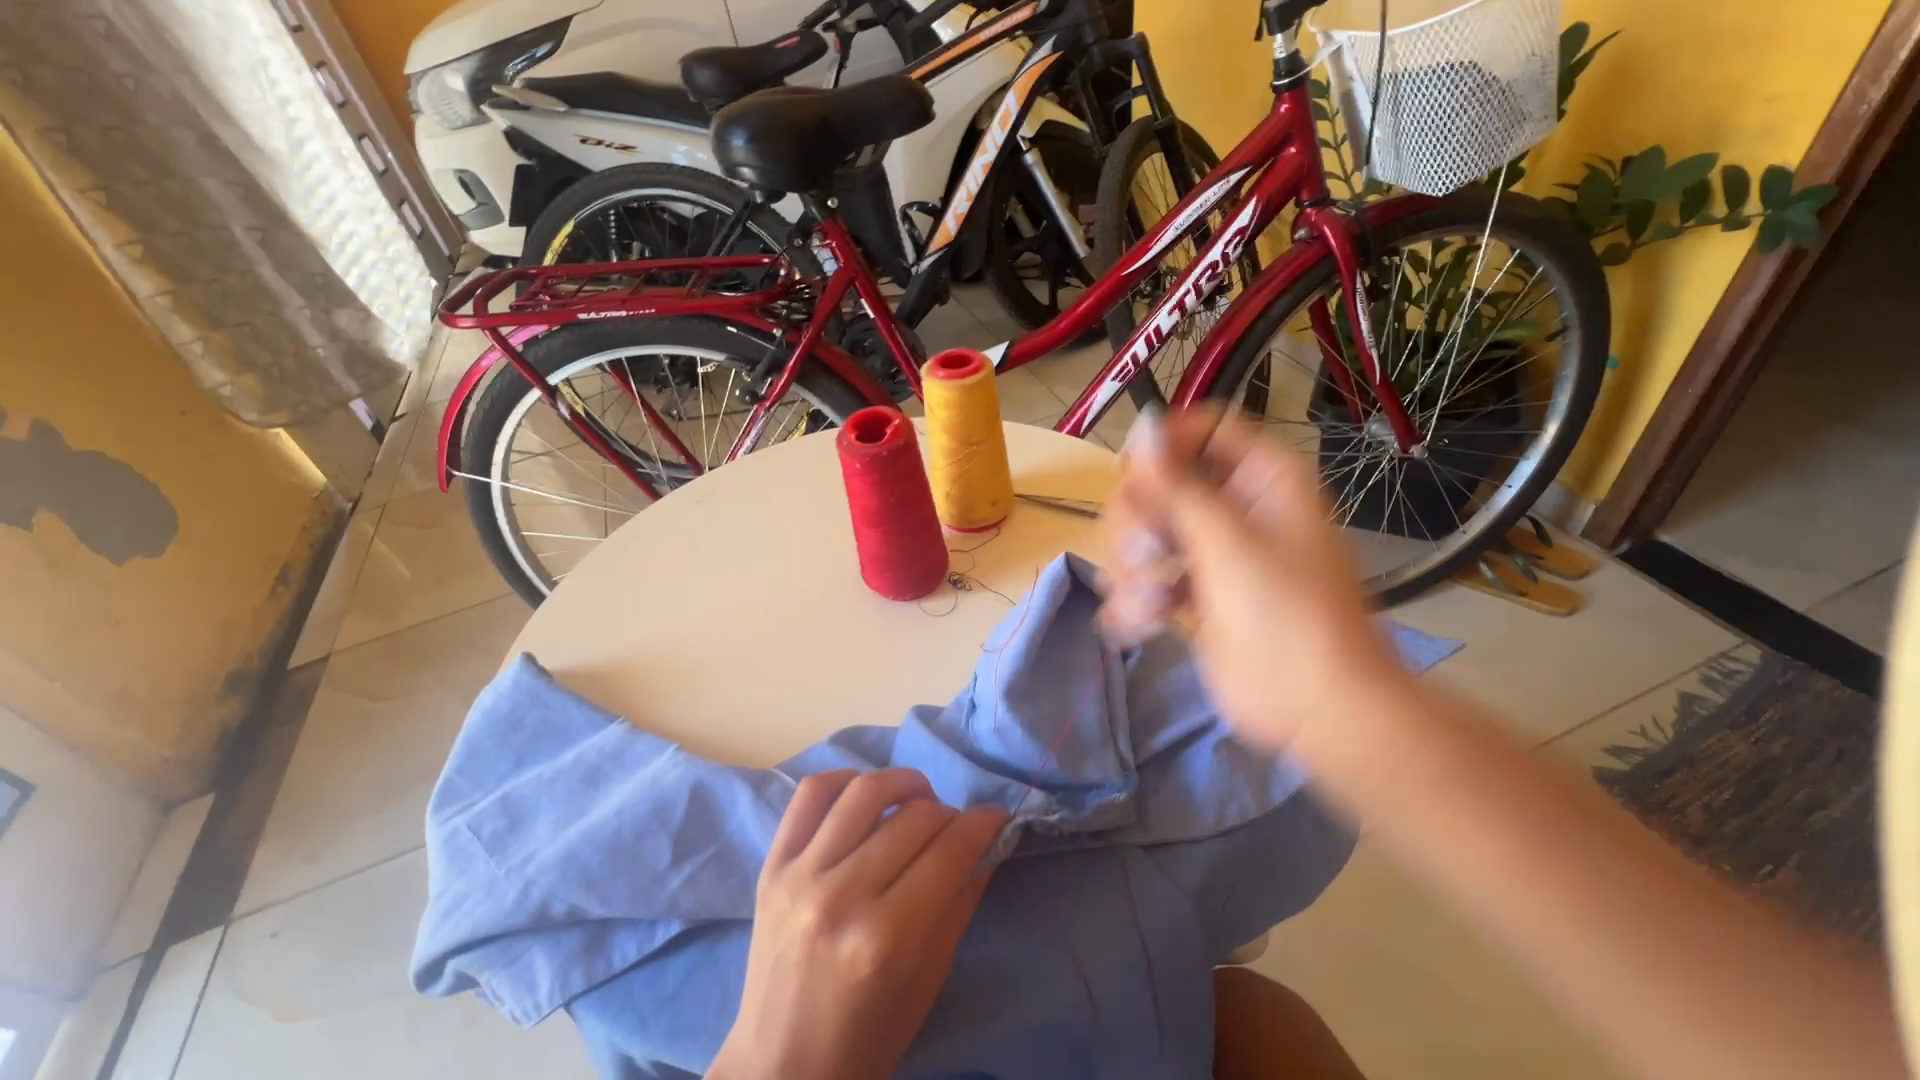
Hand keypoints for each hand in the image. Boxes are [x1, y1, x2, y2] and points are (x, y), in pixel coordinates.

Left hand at [709, 768, 1010, 1079]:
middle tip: (956, 829)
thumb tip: (988, 844)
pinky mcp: (771, 866)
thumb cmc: (867, 1037)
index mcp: (887, 938)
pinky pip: (810, 795)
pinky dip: (844, 780)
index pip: (950, 850)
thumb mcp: (929, 981)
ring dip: (904, 783)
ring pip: (864, 792)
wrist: (782, 1065)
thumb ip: (959, 905)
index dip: (984, 825)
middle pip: (914, 817)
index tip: (998, 817)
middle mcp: (841, 896)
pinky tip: (865, 796)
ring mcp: (800, 876)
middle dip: (950, 814)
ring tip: (918, 799)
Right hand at [1100, 408, 1412, 751]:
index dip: (1165, 446)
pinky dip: (1135, 600)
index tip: (1133, 478)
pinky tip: (1139, 626)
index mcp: (1262, 481)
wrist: (1315, 708)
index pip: (1205, 429)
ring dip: (1131, 568)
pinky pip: (1146, 579)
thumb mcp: (1229, 543)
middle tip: (1142, 555)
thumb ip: (1178, 486)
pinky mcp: (1193, 598)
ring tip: (1145, 604)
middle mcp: (1235, 509)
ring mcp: (1213, 554)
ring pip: (1145, 533)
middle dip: (1138, 520)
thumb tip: (1143, 426)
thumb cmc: (1285, 617)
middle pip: (1160, 484)